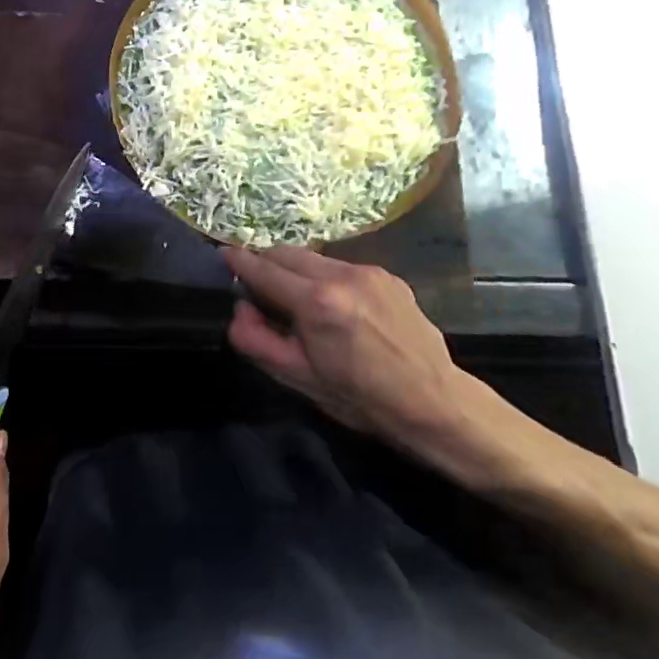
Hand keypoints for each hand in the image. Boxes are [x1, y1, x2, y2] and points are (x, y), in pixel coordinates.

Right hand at [222, 246, 466, 442]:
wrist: (436, 406)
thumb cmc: (358, 397)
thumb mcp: (291, 374)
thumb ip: (251, 336)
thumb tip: (241, 307)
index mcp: (316, 302)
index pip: (261, 268)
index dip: (236, 261)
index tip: (221, 255)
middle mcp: (342, 276)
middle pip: (284, 253)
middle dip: (265, 265)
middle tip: (259, 292)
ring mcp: (369, 273)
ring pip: (311, 257)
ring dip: (294, 271)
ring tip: (298, 302)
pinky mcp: (388, 277)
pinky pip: (337, 267)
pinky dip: (323, 278)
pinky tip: (334, 306)